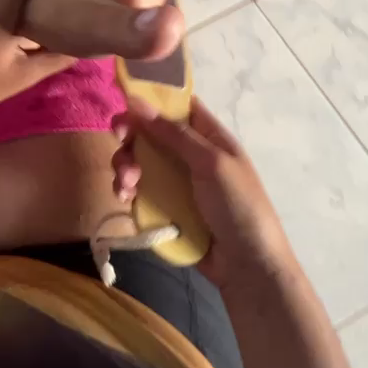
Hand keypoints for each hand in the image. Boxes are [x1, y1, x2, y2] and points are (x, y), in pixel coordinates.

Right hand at [112, 97, 296, 288]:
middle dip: (130, 135)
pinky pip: (137, 188)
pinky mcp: (163, 205)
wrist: (248, 268)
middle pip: (149, 131)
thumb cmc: (239, 207)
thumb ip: (174, 133)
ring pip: (138, 159)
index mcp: (207, 137)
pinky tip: (125, 198)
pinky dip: (127, 188)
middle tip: (119, 140)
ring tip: (126, 184)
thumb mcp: (211, 164)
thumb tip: (136, 100)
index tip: (125, 100)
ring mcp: (174, 180)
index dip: (150, 99)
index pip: (176, 105)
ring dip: (125, 165)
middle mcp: (188, 153)